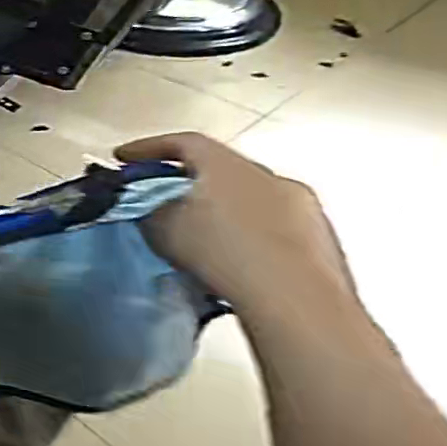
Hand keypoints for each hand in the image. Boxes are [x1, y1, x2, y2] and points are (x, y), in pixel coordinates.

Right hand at [116, 133, 360, 326]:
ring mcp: (304, 207)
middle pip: (219, 168)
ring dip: (220, 205)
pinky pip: (272, 222)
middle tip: (160, 195)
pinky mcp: (323, 238)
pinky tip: (233, 254)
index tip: (123, 159)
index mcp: (229, 166)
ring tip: (197, 229)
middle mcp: (271, 177)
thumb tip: (148, 203)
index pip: (184, 142)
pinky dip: (246, 228)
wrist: (298, 303)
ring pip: (249, 196)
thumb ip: (148, 205)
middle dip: (186, 179)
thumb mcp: (161, 226)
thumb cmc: (221, 252)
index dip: (149, 147)